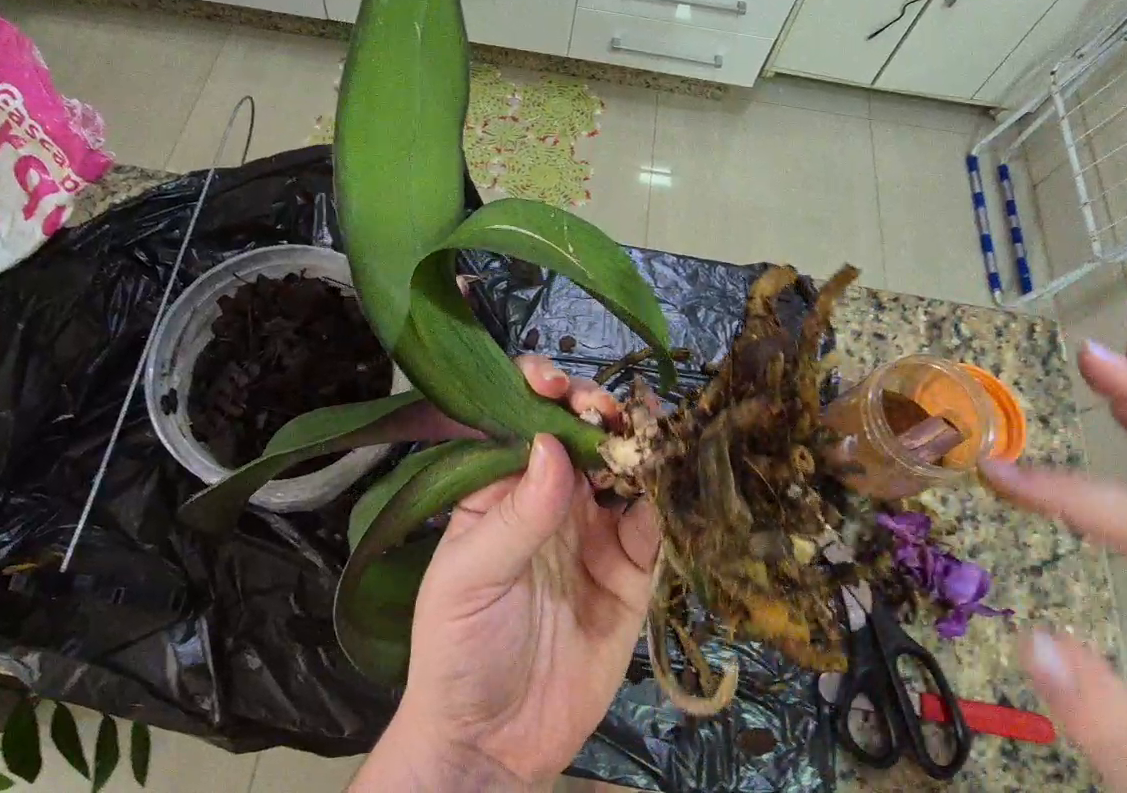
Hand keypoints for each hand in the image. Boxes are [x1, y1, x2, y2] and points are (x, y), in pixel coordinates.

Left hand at [353, 356, 659, 791]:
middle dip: (595, 409)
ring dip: (637, 444)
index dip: (538, 391)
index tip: (554, 383)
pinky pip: (653, 525)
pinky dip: (665, 499)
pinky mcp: (632, 572)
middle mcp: (550, 500)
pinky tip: (667, 483)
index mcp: (500, 490)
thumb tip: (552, 444)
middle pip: (579, 435)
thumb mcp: (469, 579)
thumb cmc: (460, 650)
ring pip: (623, 469)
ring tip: (647, 433)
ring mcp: (594, 533)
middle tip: (606, 412)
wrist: (495, 744)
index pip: (521, 422)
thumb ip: (514, 515)